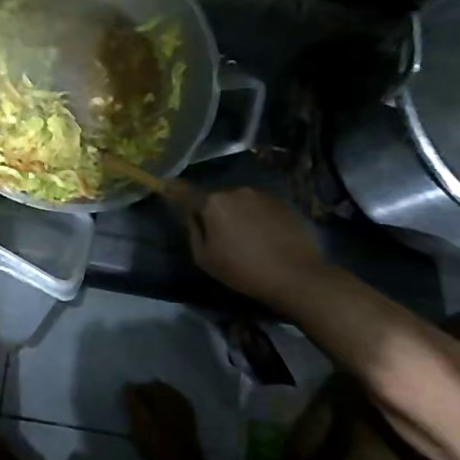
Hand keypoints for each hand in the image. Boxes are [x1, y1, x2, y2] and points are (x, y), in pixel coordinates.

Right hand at [185, 187, 327, 304]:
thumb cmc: (243, 270)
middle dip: (215, 213)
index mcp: (213, 203)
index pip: (187, 193)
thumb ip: (192, 231)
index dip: (174, 189)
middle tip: (220, 238)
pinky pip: (260, 207)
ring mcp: (262, 195)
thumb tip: (191, 215)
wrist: (294, 275)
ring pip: (240, 203)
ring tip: (247, 241)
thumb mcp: (205, 259)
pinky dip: (258, 218)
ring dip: (238, 215)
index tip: (164, 184)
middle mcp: (236, 191)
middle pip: (217, 199)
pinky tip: (265, 238)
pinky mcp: (282, 203)